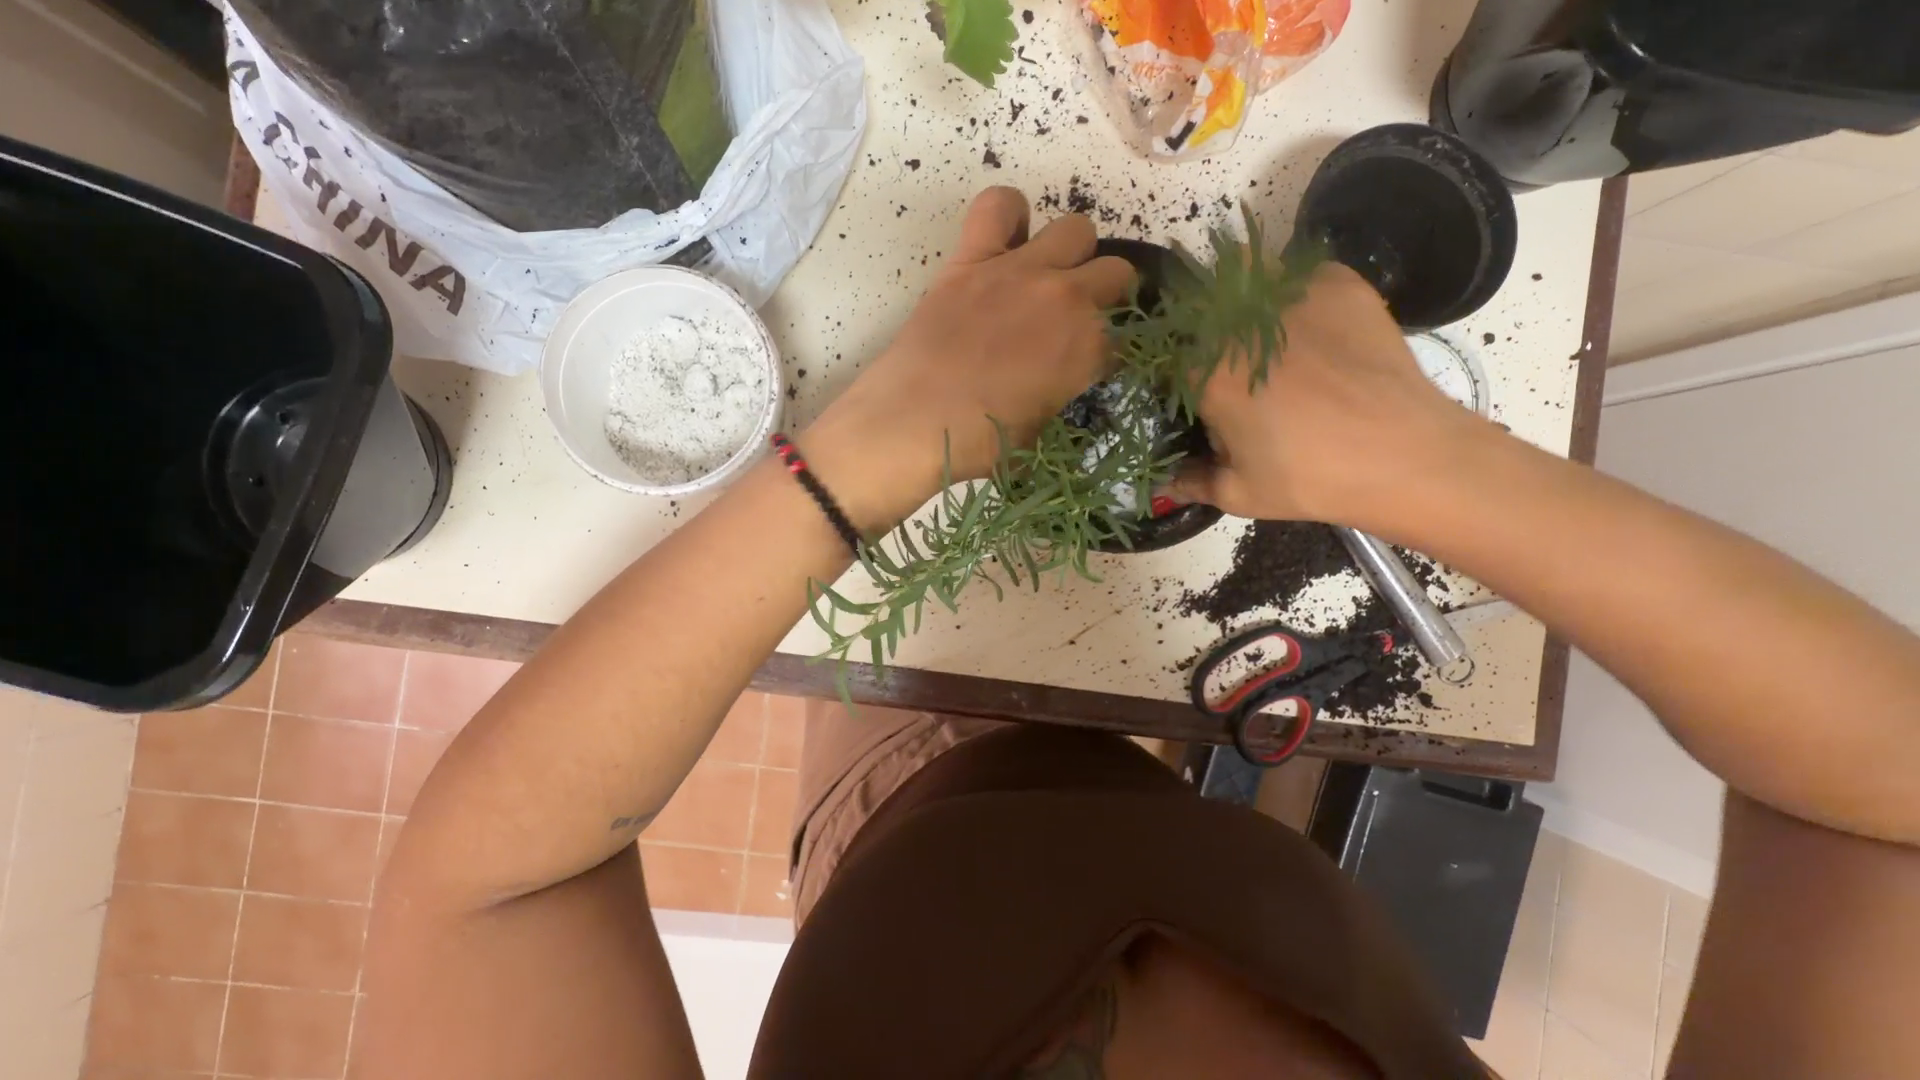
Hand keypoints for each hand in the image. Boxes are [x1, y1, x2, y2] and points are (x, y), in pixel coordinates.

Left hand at [803, 187, 1134, 529]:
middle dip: (1106, 295)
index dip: (1106, 354)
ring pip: (1076, 229)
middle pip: (1115, 273)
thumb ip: (1064, 395)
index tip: (1088, 366)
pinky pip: (999, 205)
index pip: (1121, 340)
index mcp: (1088, 349)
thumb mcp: (1043, 433)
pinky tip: (1007, 238)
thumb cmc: (980, 443)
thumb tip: (1061, 382)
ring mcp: (1020, 271)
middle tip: (1077, 318)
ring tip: (1048, 276)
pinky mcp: (973, 258)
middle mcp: (1066, 299)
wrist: (913, 423)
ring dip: (1071, 253)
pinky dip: (1008, 214)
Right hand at [1169, 262, 1494, 528]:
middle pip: (1199, 300)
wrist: (1405, 455)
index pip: (1167, 352)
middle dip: (1203, 321)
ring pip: (1248, 271)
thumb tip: (1166, 482)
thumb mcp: (1241, 494)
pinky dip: (1300, 292)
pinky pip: (1303, 274)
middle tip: (1226, 355)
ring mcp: (1290, 296)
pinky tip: (1315, 325)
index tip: (1187, 382)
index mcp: (1205, 372)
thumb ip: (1193, 481)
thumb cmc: (1312, 479)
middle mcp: (1238, 322)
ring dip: (1244, 291)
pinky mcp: (1338, 284)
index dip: (1174, 365)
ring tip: (1264, 327)